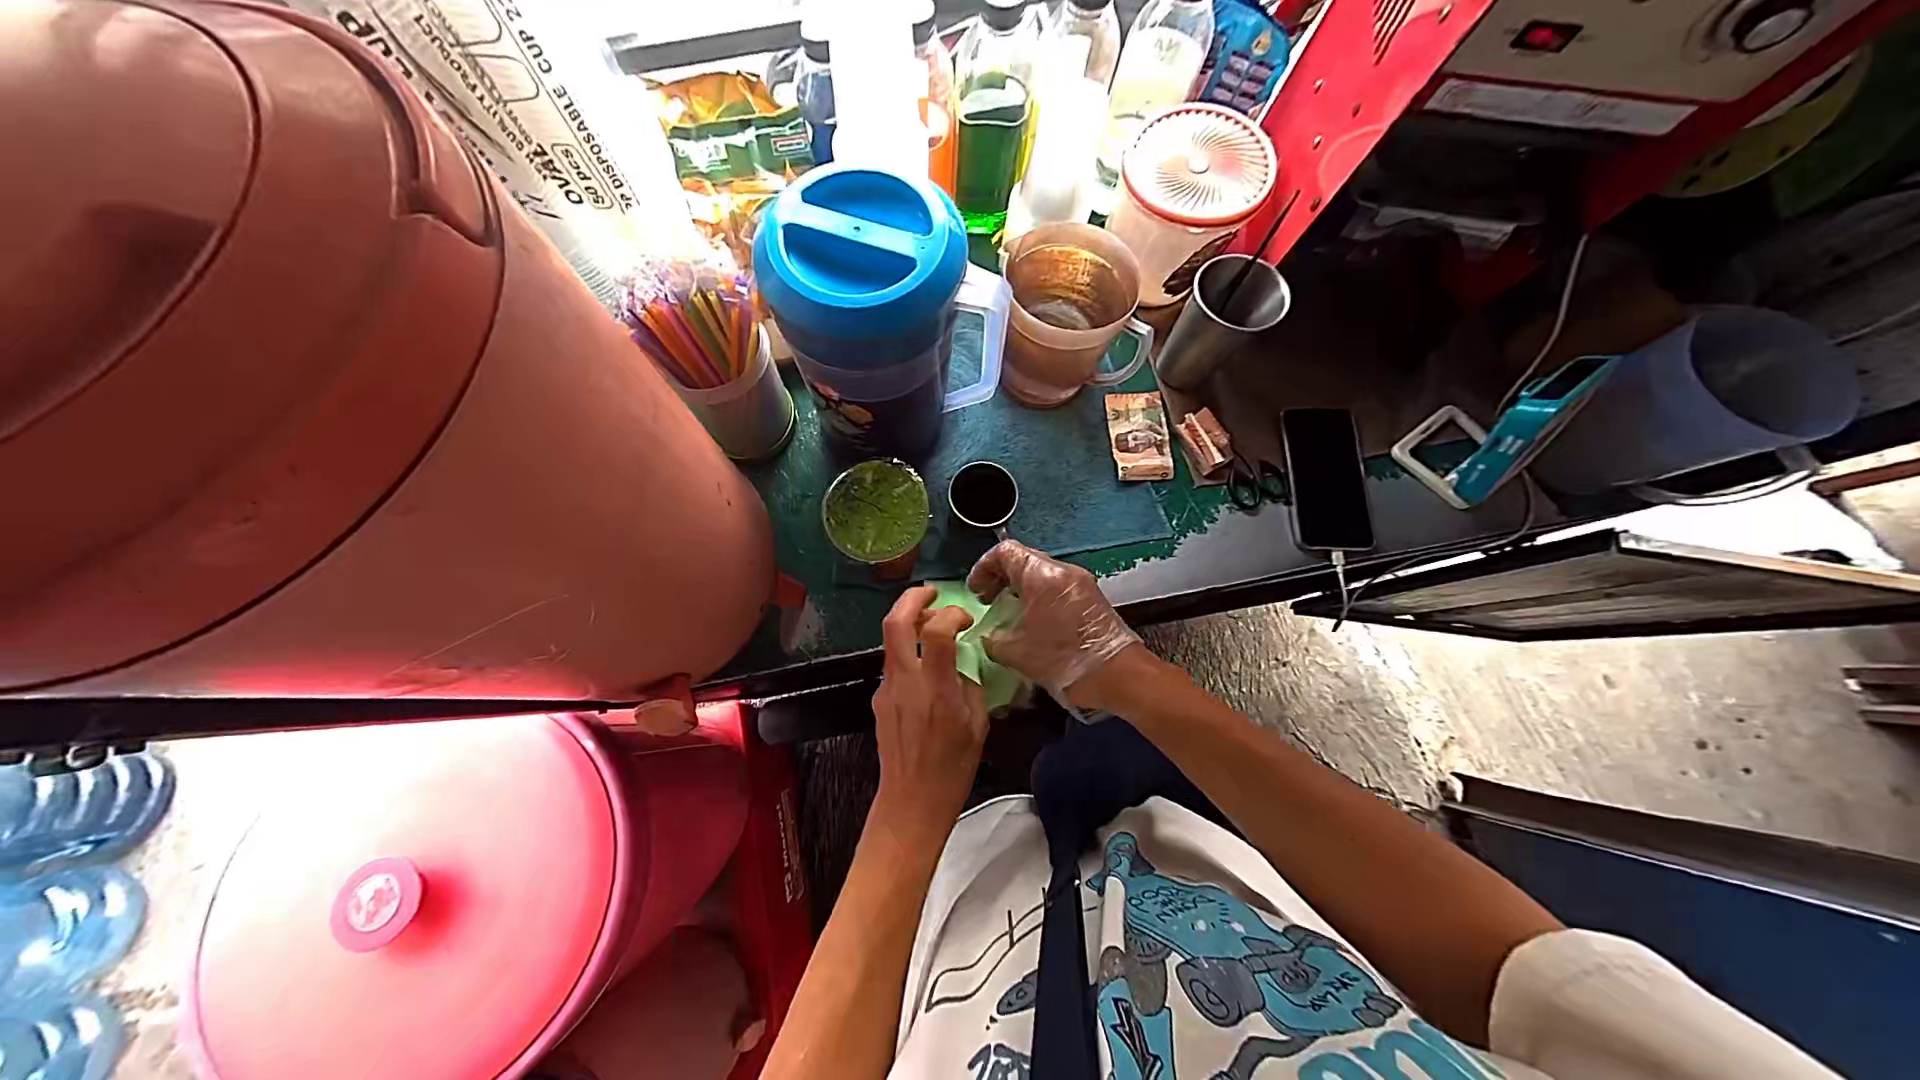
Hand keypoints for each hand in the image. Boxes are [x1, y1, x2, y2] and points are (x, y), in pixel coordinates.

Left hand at [871, 586, 988, 824]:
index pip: (937, 631)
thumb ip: (971, 686)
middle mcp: (906, 682)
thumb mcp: (978, 725)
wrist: (911, 802)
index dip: (952, 613)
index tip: (966, 620)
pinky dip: (908, 653)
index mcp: (936, 690)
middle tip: (932, 592)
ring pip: (890, 641)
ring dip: (909, 624)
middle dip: (913, 598)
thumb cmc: (952, 769)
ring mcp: (887, 690)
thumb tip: (963, 665)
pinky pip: (893, 665)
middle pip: (895, 622)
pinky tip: (925, 670)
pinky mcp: (879, 700)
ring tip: (931, 627)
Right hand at [967, 540, 1141, 708]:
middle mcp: (1063, 571)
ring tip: (1010, 612)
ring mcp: (1081, 582)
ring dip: (1021, 587)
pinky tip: (1033, 621)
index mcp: (1041, 575)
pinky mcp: (1091, 597)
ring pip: (1042, 573)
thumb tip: (990, 636)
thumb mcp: (1016, 653)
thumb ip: (994, 639)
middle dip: (1001, 577)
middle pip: (1024, 559)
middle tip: (989, 600)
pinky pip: (1058, 587)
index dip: (984, 567)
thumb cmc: (1064, 659)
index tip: (976, 590)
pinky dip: (1040, 596)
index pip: (1005, 551)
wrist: (1117, 676)